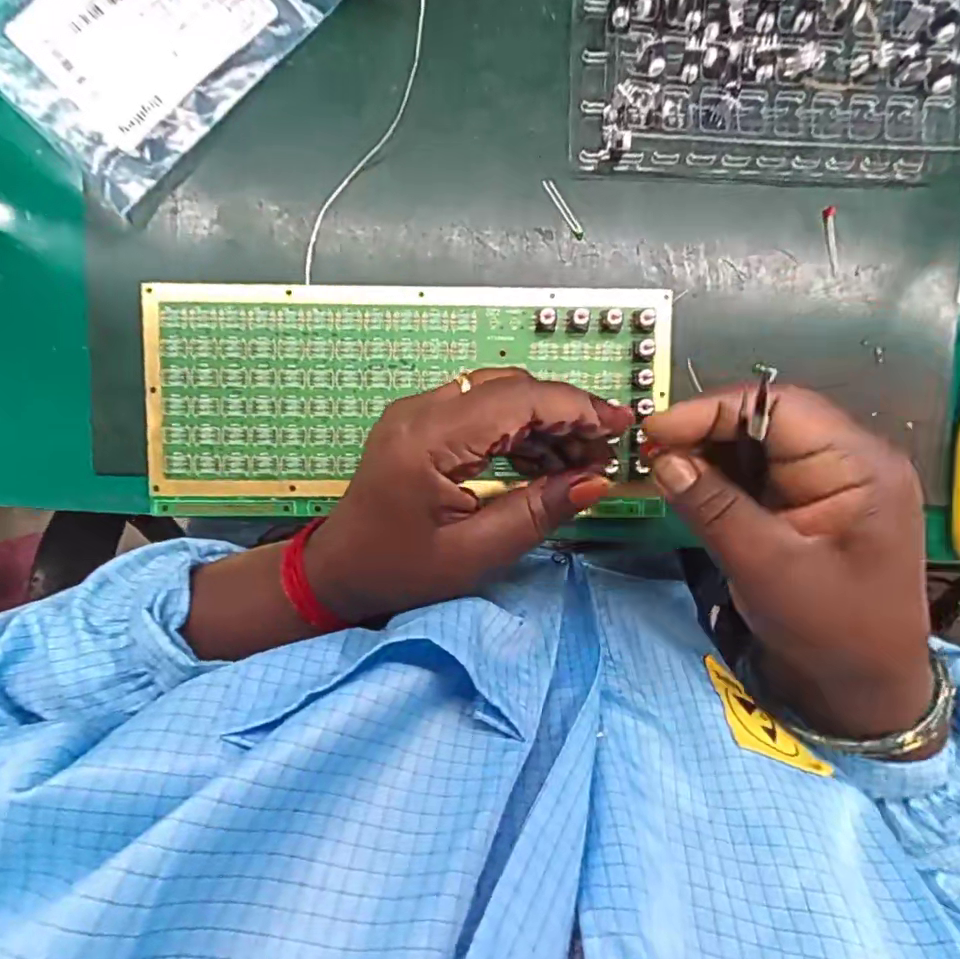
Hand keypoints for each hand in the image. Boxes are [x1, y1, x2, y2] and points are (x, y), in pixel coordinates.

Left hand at [303, 369, 635, 621]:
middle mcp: (418, 412)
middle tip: (600, 454)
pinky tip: (539, 462)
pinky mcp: (416, 425)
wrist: (340, 570)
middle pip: (509, 389)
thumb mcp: (474, 551)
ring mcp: (414, 414)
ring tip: (576, 463)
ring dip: (541, 422)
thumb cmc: (396, 570)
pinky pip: (476, 411)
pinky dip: (513, 430)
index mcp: (427, 440)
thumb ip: (538, 511)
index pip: (517, 399)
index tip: (619, 426)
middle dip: (563, 414)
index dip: (576, 407)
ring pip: (496, 395)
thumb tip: (595, 480)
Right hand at [641, 384, 934, 746]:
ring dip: (705, 453)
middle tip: (650, 454)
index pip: (778, 407)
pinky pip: (754, 473)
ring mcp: (826, 482)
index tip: (654, 432)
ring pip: (754, 444)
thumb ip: (713, 507)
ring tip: (660, 470)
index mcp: (857, 466)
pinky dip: (715, 476)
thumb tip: (663, 460)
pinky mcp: (804, 502)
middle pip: (765, 419)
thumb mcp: (765, 566)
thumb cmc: (830, 628)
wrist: (863, 685)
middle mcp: (846, 461)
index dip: (710, 410)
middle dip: (703, 431)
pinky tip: (686, 487)